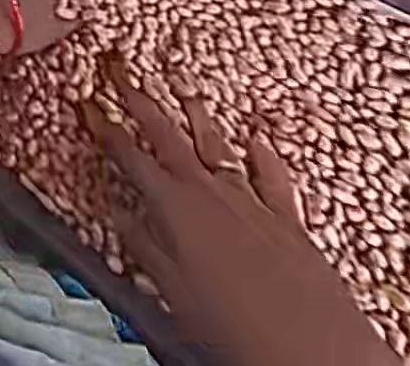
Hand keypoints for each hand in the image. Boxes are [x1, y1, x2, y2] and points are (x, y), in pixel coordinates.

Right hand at [85, 62, 400, 365]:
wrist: (322, 358)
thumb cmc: (236, 329)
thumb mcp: (174, 292)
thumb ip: (144, 245)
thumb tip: (118, 211)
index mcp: (174, 206)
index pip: (128, 155)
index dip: (105, 127)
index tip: (88, 104)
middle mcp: (208, 192)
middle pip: (166, 134)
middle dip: (139, 100)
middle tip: (122, 73)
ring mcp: (250, 201)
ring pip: (215, 145)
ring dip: (195, 115)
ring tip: (181, 86)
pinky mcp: (288, 220)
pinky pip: (272, 178)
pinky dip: (263, 157)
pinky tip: (257, 140)